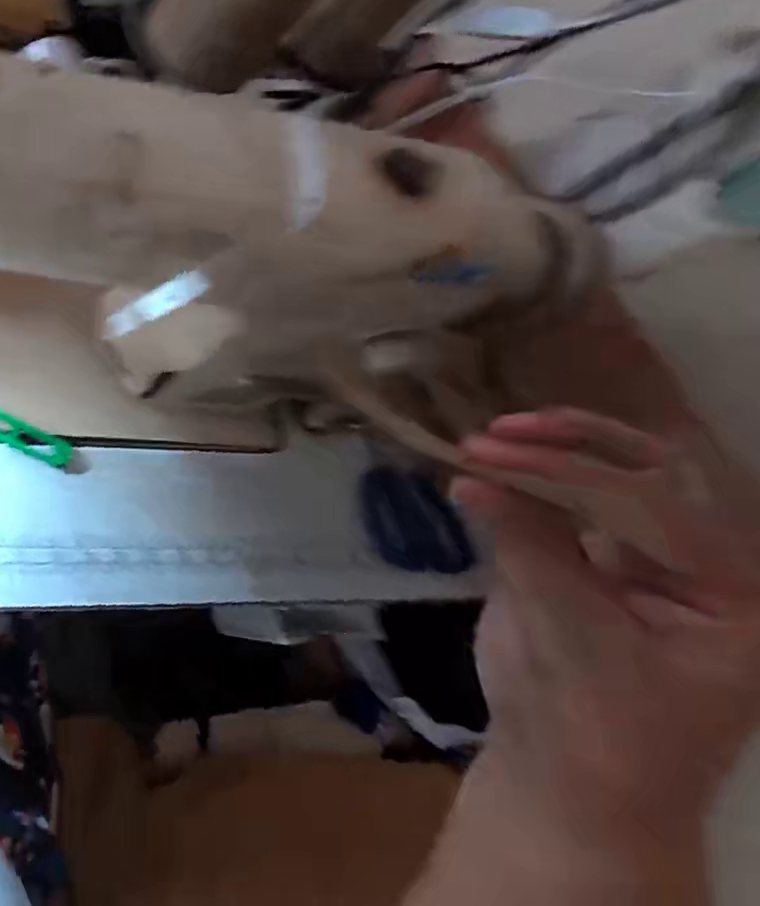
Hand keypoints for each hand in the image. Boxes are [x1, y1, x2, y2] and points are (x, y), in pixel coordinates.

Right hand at [453, 408, 759, 839]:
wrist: (575, 775)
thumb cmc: (591, 716)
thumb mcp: (564, 633)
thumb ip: (526, 549)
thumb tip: (471, 480)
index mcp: (735, 592)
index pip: (652, 504)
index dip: (567, 469)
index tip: (485, 451)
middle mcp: (705, 570)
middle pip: (656, 481)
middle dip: (579, 445)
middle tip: (499, 428)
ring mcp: (647, 569)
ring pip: (611, 491)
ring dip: (549, 460)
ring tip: (484, 442)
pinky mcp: (591, 572)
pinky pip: (567, 517)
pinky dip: (523, 491)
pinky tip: (482, 478)